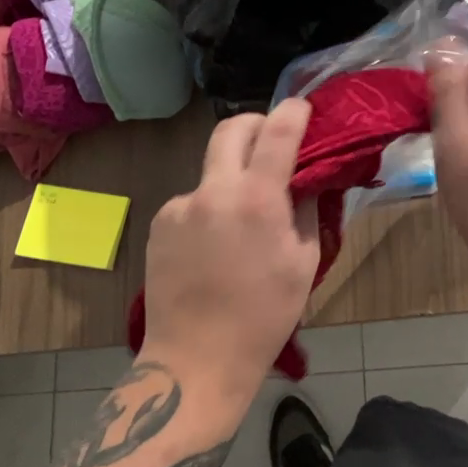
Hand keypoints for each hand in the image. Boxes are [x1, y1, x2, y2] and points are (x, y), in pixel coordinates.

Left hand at [143, 101, 320, 395]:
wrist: (197, 359)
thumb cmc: (264, 316)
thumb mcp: (304, 263)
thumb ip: (306, 210)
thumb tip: (307, 180)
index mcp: (257, 199)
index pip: (278, 132)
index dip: (294, 111)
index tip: (303, 107)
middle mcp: (214, 191)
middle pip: (231, 129)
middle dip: (255, 124)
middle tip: (272, 141)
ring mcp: (180, 206)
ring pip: (212, 170)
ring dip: (232, 177)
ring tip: (244, 220)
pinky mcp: (160, 224)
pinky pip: (192, 202)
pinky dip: (209, 209)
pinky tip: (214, 246)